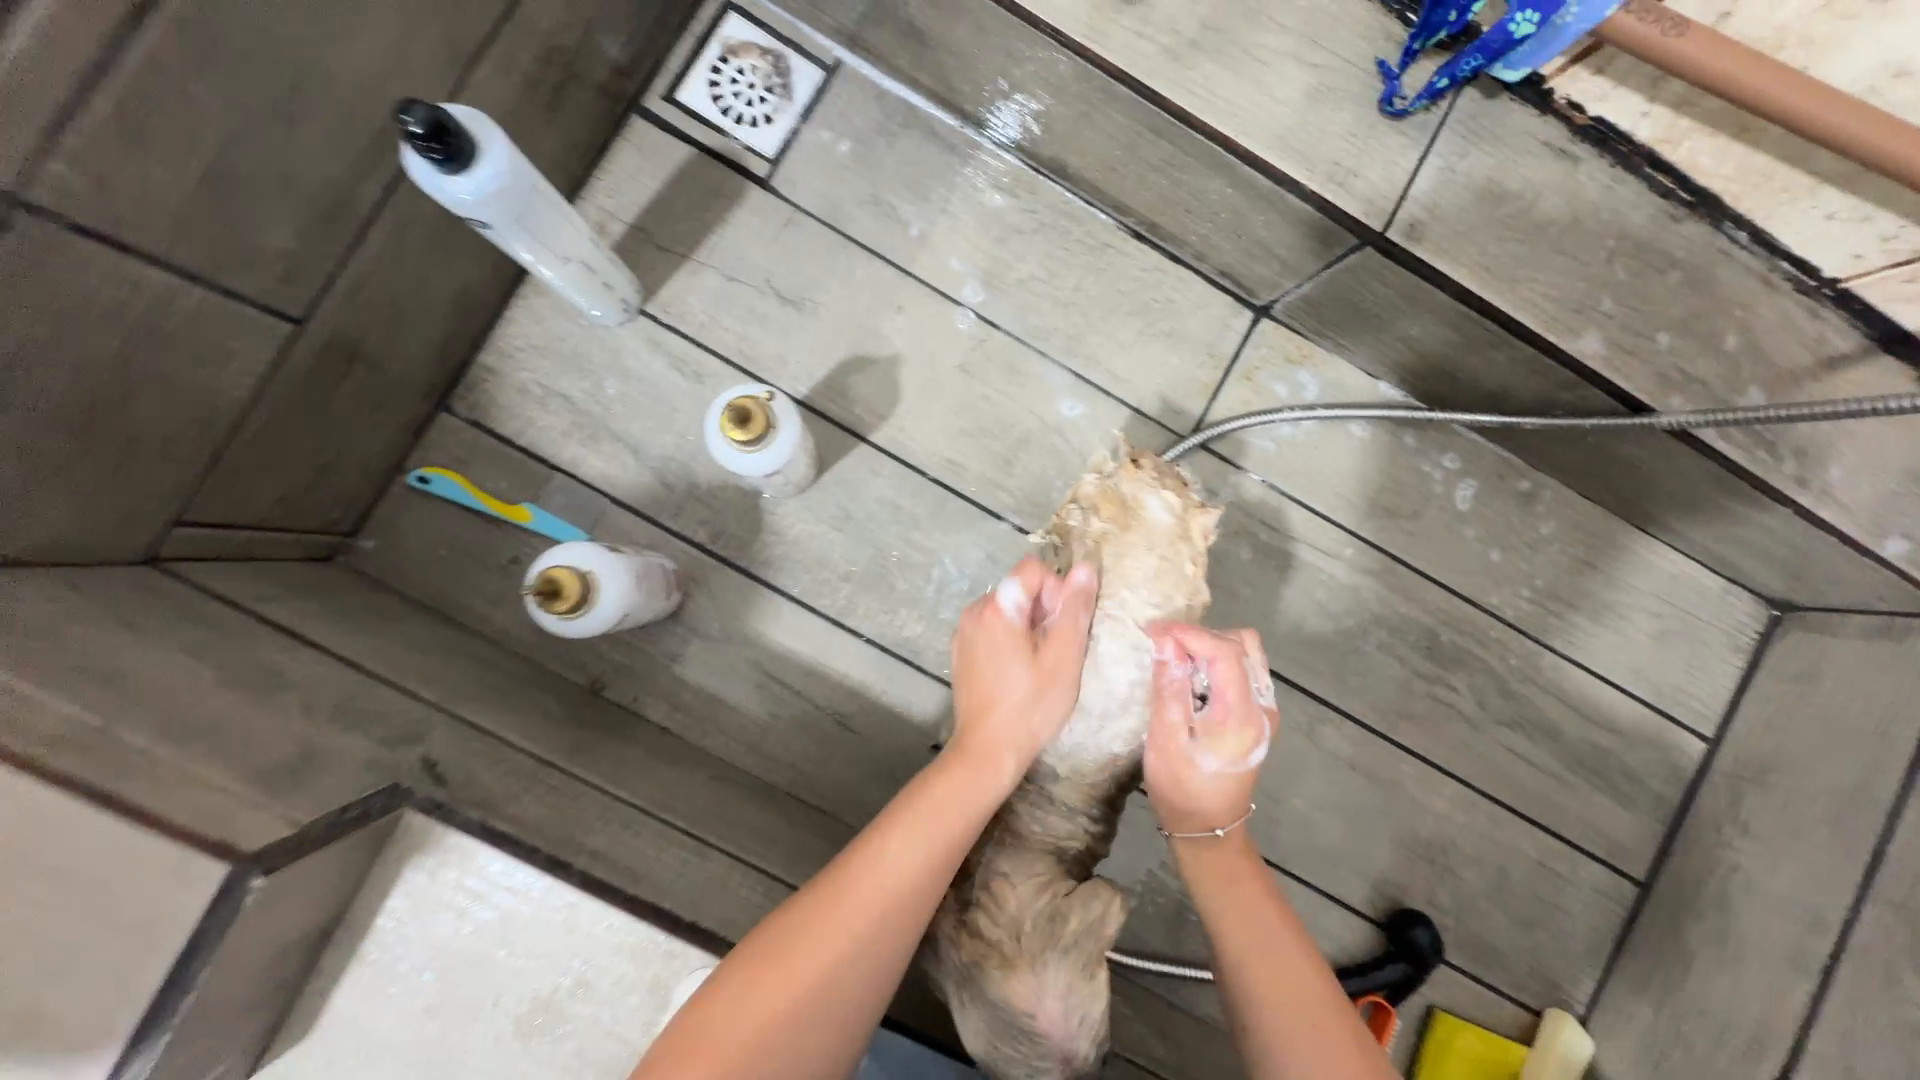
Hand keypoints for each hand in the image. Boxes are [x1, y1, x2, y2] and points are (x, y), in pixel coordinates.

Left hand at [946, 556, 1098, 788]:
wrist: (987, 750)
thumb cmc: (1031, 705)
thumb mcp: (1064, 657)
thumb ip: (1075, 609)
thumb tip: (1086, 568)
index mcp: (997, 606)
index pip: (1034, 569)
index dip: (1057, 591)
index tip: (1063, 627)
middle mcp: (974, 611)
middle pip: (1019, 589)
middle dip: (1044, 611)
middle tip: (1056, 651)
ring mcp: (963, 632)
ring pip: (1007, 610)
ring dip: (1028, 627)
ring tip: (1038, 665)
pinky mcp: (960, 652)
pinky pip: (991, 630)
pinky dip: (1009, 640)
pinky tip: (1017, 673)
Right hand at [1143, 624, 1278, 837]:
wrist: (1208, 828)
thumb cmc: (1182, 787)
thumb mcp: (1166, 738)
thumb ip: (1169, 686)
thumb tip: (1164, 641)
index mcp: (1242, 712)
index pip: (1223, 650)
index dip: (1188, 633)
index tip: (1152, 631)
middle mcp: (1262, 705)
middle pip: (1241, 644)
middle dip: (1199, 635)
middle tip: (1162, 644)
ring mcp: (1264, 710)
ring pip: (1247, 653)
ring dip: (1210, 646)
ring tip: (1175, 657)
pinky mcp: (1258, 716)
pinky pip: (1244, 671)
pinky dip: (1217, 661)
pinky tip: (1192, 676)